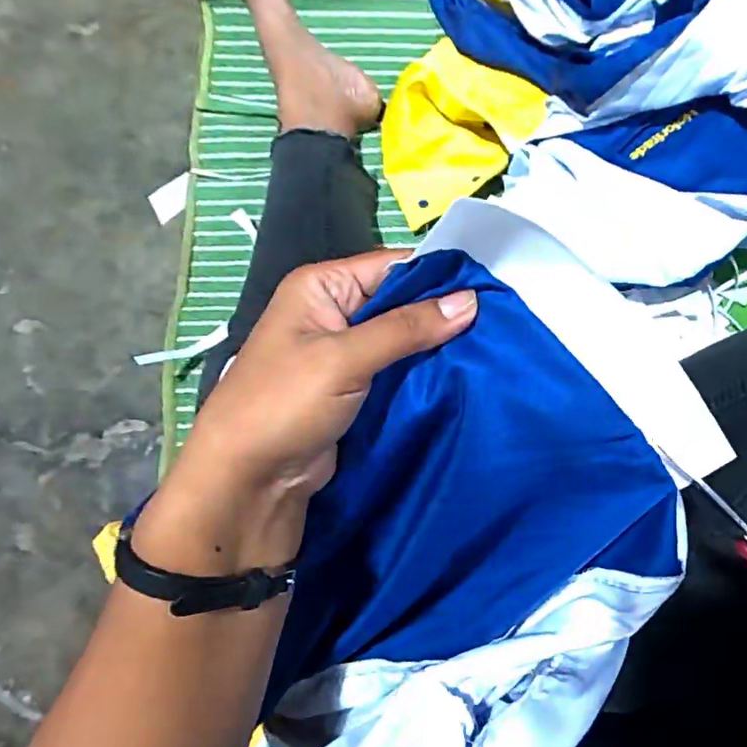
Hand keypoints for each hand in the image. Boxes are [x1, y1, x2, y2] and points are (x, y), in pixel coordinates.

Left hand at [137, 249, 476, 573]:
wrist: (250, 479)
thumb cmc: (285, 404)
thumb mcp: (345, 358)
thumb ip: (407, 328)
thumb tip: (471, 301)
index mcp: (322, 287)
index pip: (392, 266)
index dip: (438, 276)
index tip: (488, 290)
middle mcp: (334, 312)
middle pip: (400, 302)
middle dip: (441, 314)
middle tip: (496, 324)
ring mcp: (345, 353)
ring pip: (402, 339)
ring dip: (436, 347)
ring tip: (488, 349)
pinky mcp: (355, 388)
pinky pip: (397, 371)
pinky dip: (424, 374)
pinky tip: (460, 376)